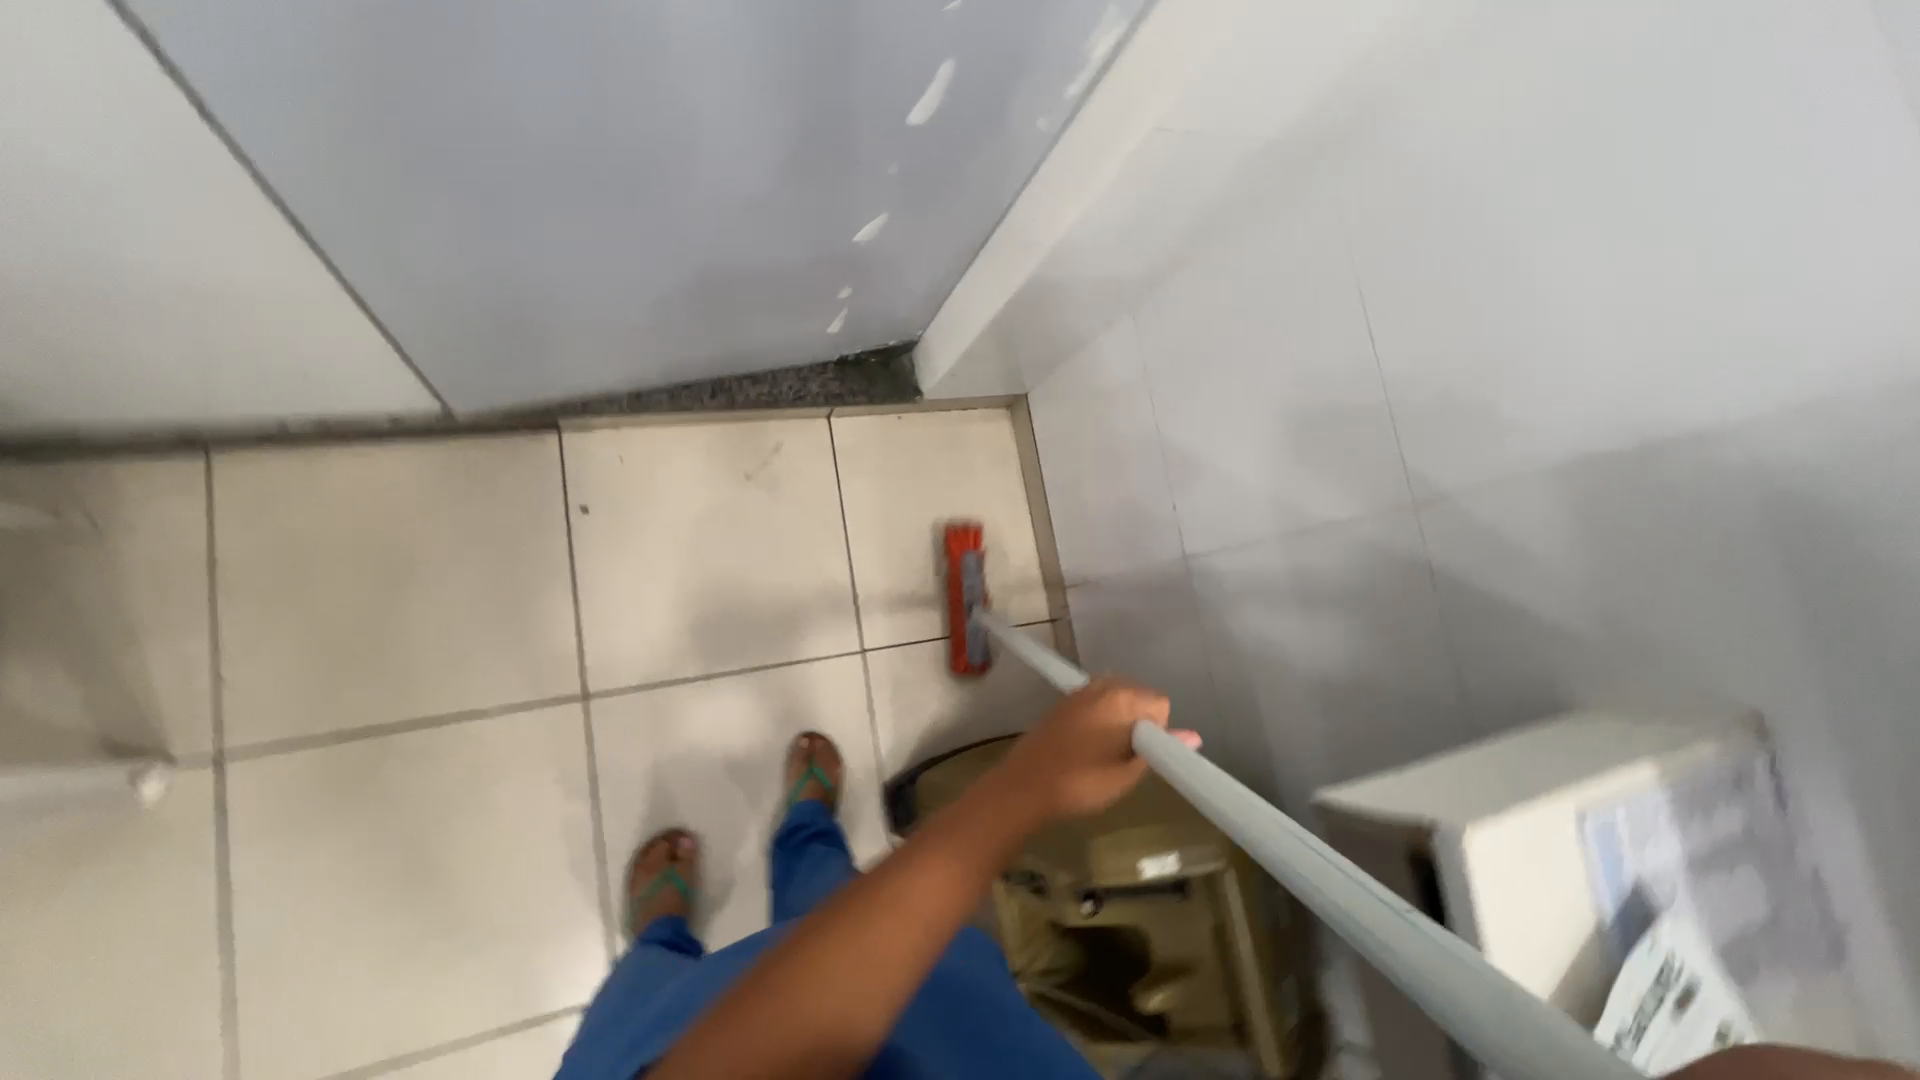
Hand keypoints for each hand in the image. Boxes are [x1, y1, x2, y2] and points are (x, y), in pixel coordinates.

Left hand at [994, 677, 1199, 823]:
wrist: (1023, 787)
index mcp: (1120, 697)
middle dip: (1139, 723)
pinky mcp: (1062, 704)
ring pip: (1117, 701)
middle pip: (1139, 696)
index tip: (1140, 756)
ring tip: (1105, 756)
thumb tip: (1194, 736)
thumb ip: (1160, 750)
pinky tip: (1087, 749)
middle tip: (1123, 758)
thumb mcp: (1127, 773)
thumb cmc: (1080, 783)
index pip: (1160, 703)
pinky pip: (1096, 706)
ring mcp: (1078, 692)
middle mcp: (1100, 685)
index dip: (1158, 731)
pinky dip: (1100, 722)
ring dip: (1119, 723)